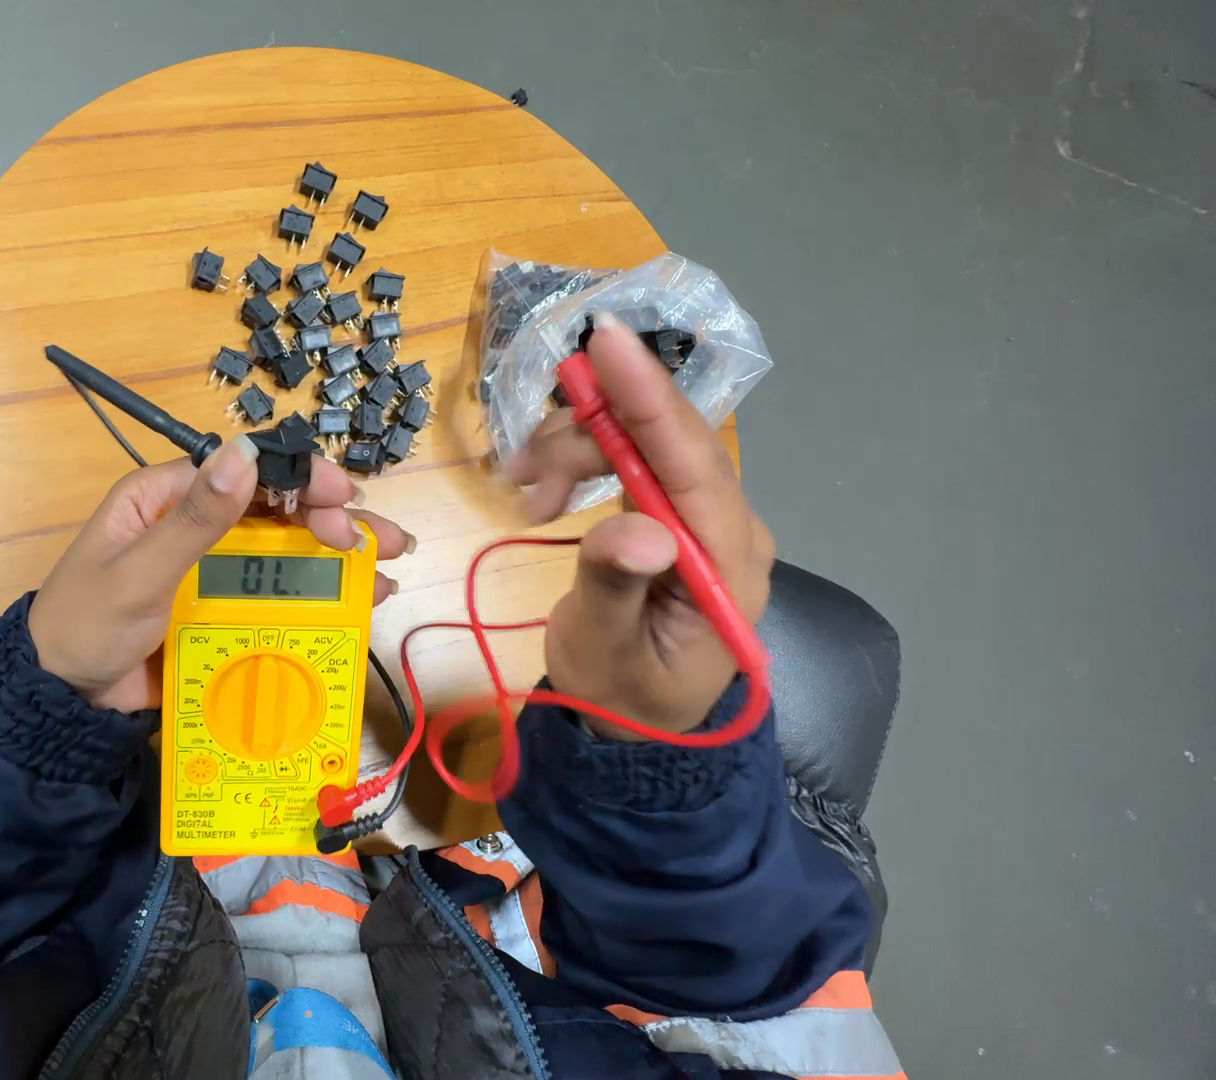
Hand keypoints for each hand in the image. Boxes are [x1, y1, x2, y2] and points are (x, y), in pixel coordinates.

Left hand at [30, 437, 413, 711]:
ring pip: (283, 553)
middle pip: (276, 511)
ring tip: (386, 570)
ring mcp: (210, 570)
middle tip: (381, 541)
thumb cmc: (86, 626)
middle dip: (333, 521)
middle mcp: (194, 525)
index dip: (299, 479)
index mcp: (165, 497)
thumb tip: (247, 452)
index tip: (344, 499)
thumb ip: (196, 519)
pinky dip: (315, 597)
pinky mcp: (219, 609)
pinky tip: (356, 604)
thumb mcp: (139, 571)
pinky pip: (273, 595)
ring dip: (335, 557)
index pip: (244, 472)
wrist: (62, 700)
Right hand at [509, 314, 774, 739]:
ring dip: (574, 451)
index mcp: (725, 561)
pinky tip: (544, 491)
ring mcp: (697, 519)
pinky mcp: (669, 517)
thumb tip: (638, 528)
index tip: (608, 341)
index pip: (692, 463)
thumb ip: (617, 588)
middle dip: (587, 435)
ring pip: (637, 445)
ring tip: (525, 491)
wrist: (630, 722)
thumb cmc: (622, 694)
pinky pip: (627, 464)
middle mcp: (723, 525)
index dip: (648, 397)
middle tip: (522, 470)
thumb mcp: (607, 651)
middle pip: (660, 442)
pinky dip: (578, 464)